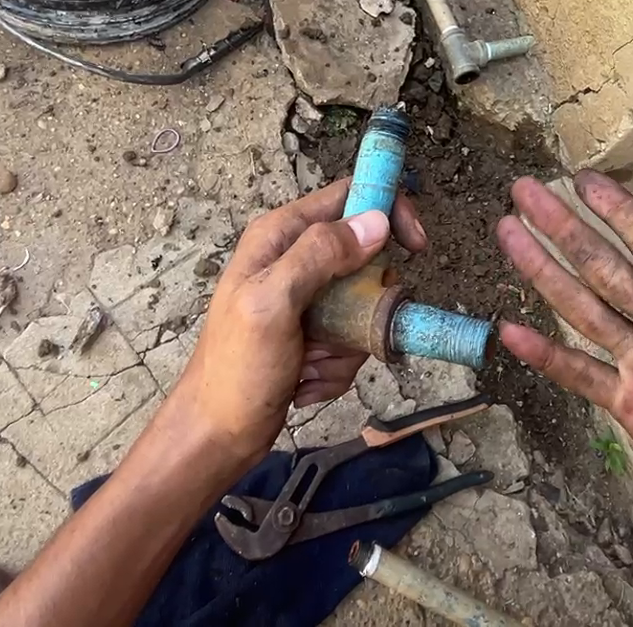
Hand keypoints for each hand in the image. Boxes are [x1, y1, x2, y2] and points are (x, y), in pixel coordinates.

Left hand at [169, 179, 427, 464]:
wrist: (216, 436)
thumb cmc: (237, 369)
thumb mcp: (273, 303)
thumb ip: (319, 255)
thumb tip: (376, 222)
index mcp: (281, 234)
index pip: (349, 196)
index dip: (388, 210)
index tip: (416, 246)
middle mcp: (296, 257)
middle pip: (366, 256)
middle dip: (369, 299)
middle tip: (353, 327)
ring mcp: (307, 296)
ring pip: (365, 302)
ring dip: (351, 340)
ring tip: (312, 363)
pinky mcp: (315, 331)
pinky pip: (354, 336)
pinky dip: (340, 363)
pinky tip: (306, 379)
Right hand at [495, 172, 632, 572]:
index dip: (623, 214)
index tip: (585, 180)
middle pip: (609, 268)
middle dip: (567, 228)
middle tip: (527, 190)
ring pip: (586, 309)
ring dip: (546, 272)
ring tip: (509, 233)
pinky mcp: (632, 407)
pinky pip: (582, 375)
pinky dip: (547, 354)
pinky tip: (512, 330)